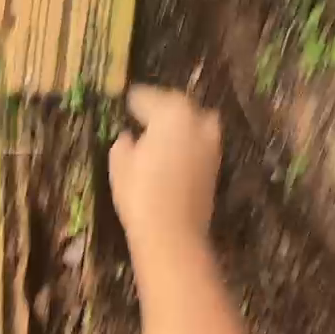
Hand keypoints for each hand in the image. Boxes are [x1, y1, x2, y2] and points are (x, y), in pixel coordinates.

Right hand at [108, 85, 222, 255]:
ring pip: (194, 124)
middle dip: (162, 108)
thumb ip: (123, 145)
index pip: (149, 98)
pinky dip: (187, 144)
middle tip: (146, 114)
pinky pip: (198, 145)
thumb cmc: (140, 196)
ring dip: (180, 125)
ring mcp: (210, 145)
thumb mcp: (119, 167)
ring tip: (162, 134)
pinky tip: (172, 155)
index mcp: (171, 114)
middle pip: (178, 106)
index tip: (126, 100)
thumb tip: (128, 138)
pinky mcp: (215, 167)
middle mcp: (197, 122)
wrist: (173, 234)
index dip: (135, 99)